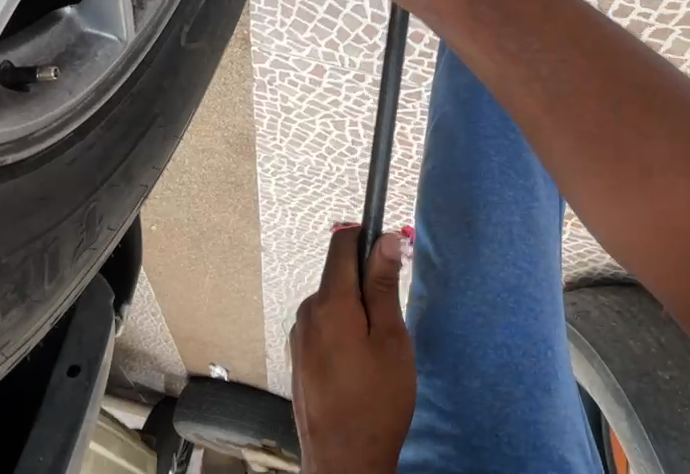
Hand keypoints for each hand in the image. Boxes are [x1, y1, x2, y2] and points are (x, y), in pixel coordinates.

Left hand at [289, 228, 415, 473]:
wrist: (344, 463)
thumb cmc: (377, 401)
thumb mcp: (391, 339)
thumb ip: (384, 285)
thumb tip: (386, 238)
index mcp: (329, 302)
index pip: (342, 243)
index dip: (367, 238)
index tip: (390, 255)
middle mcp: (306, 312)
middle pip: (338, 274)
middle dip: (365, 284)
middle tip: (391, 320)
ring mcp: (298, 336)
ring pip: (332, 302)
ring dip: (355, 311)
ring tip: (377, 351)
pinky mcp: (298, 357)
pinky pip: (323, 326)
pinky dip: (342, 331)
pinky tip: (358, 366)